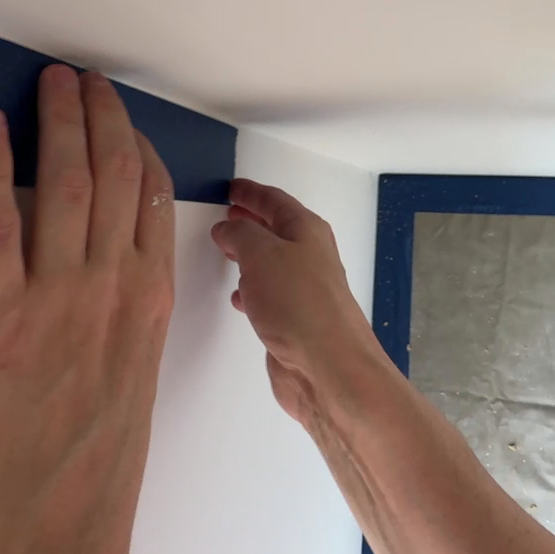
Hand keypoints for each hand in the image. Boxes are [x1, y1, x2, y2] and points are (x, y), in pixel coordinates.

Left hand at [0, 65, 174, 553]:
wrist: (48, 531)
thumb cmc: (91, 465)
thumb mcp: (133, 378)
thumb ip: (126, 316)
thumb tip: (111, 276)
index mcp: (149, 302)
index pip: (152, 201)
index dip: (139, 148)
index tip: (126, 121)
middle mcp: (113, 287)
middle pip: (117, 177)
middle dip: (103, 118)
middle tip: (87, 81)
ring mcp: (57, 298)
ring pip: (68, 184)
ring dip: (60, 124)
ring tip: (51, 84)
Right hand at [211, 179, 381, 424]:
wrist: (328, 366)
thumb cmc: (297, 302)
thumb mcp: (262, 253)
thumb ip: (241, 233)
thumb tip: (228, 227)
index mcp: (307, 231)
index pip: (275, 201)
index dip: (252, 192)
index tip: (231, 187)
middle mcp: (310, 255)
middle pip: (277, 229)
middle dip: (252, 220)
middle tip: (226, 214)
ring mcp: (305, 289)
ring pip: (273, 261)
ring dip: (251, 254)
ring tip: (226, 251)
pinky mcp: (296, 319)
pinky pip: (271, 292)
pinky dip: (253, 287)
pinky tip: (239, 296)